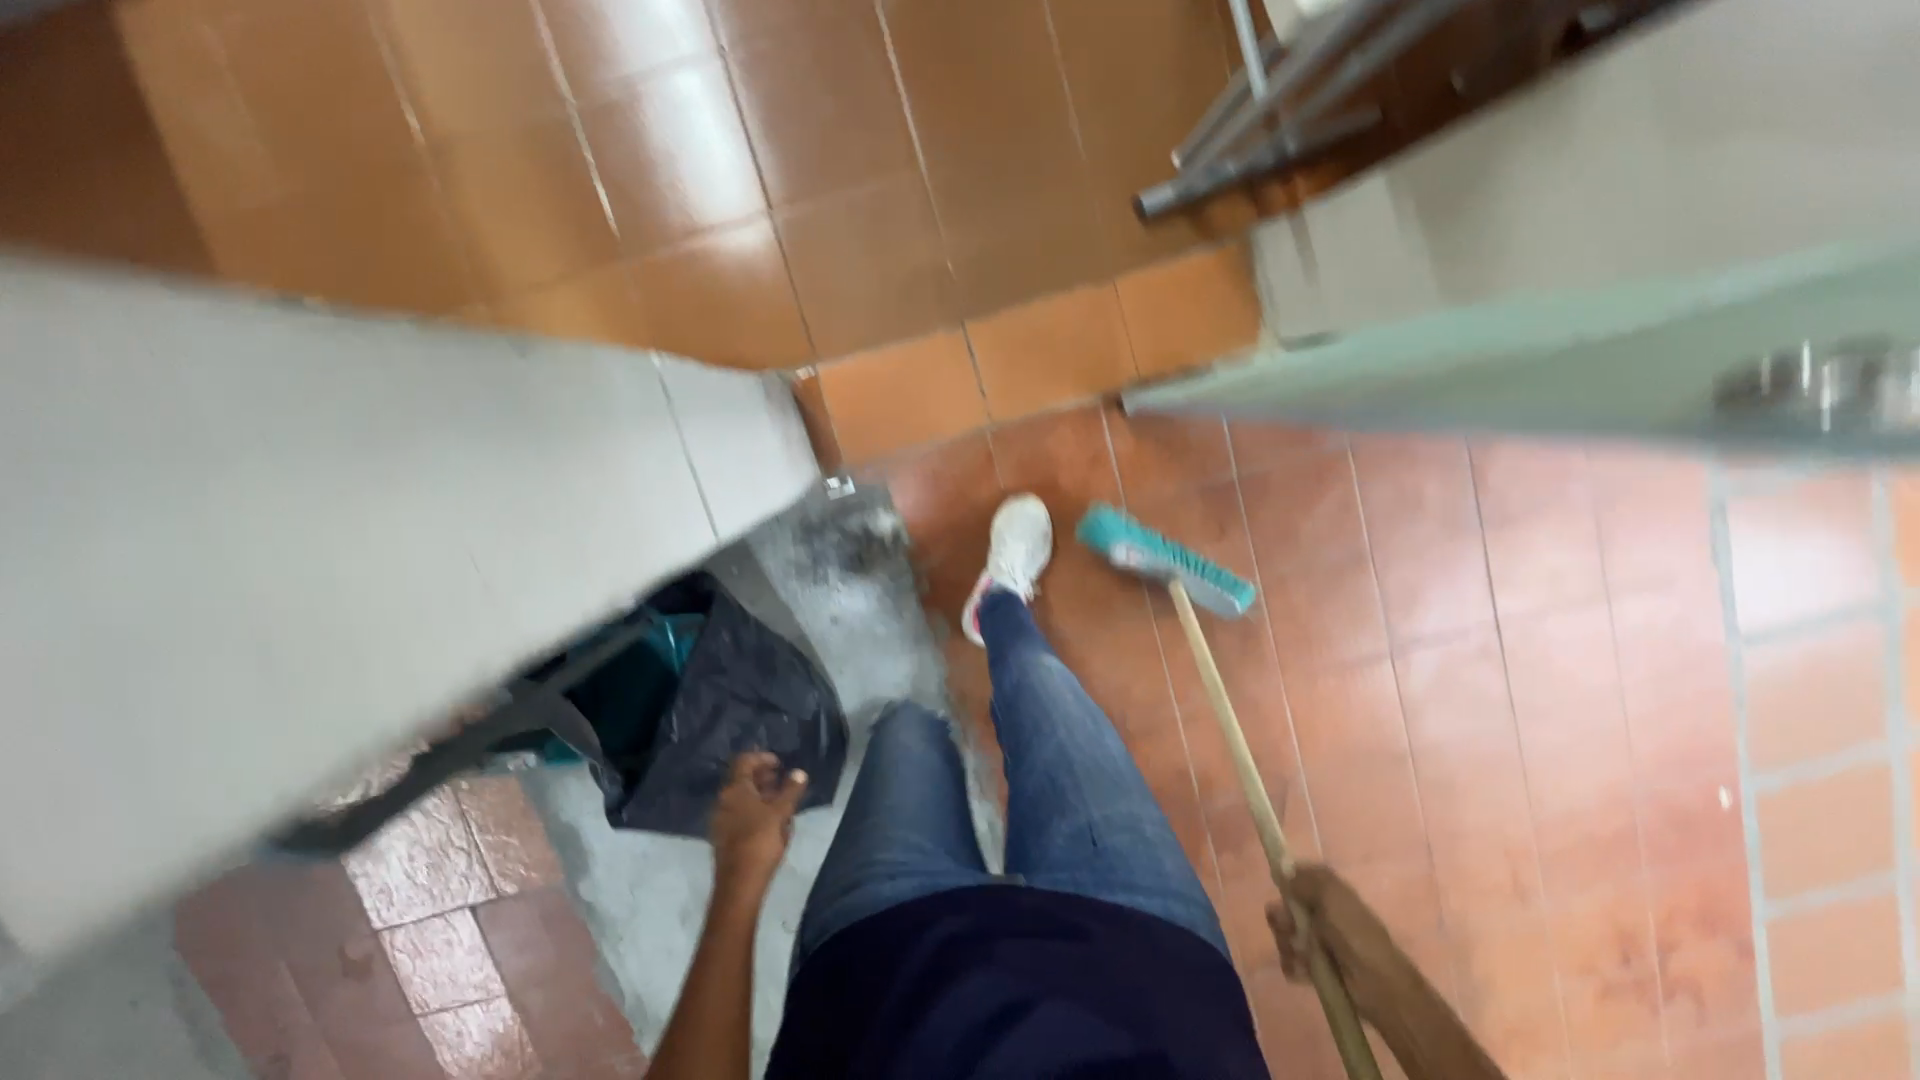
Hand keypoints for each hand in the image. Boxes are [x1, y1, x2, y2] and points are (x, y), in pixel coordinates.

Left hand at [710, 752, 806, 897]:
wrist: (739, 883)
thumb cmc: (760, 841)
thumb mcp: (781, 813)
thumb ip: (790, 790)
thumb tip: (799, 773)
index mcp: (734, 789)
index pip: (744, 761)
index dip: (763, 758)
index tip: (780, 764)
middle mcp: (723, 800)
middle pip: (741, 779)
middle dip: (763, 777)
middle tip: (783, 780)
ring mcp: (721, 818)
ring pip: (741, 797)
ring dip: (760, 794)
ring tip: (781, 801)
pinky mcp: (723, 835)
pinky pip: (739, 812)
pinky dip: (754, 808)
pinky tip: (770, 820)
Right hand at [1266, 863, 1410, 1017]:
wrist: (1377, 986)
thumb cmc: (1355, 936)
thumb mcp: (1332, 898)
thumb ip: (1306, 881)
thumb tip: (1282, 869)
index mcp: (1331, 894)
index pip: (1301, 878)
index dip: (1287, 882)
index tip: (1279, 889)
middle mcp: (1323, 915)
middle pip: (1287, 908)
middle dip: (1282, 919)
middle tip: (1289, 929)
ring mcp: (1319, 943)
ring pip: (1286, 935)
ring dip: (1287, 944)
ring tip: (1300, 955)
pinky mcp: (1316, 968)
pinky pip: (1291, 960)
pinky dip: (1292, 965)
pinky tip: (1301, 970)